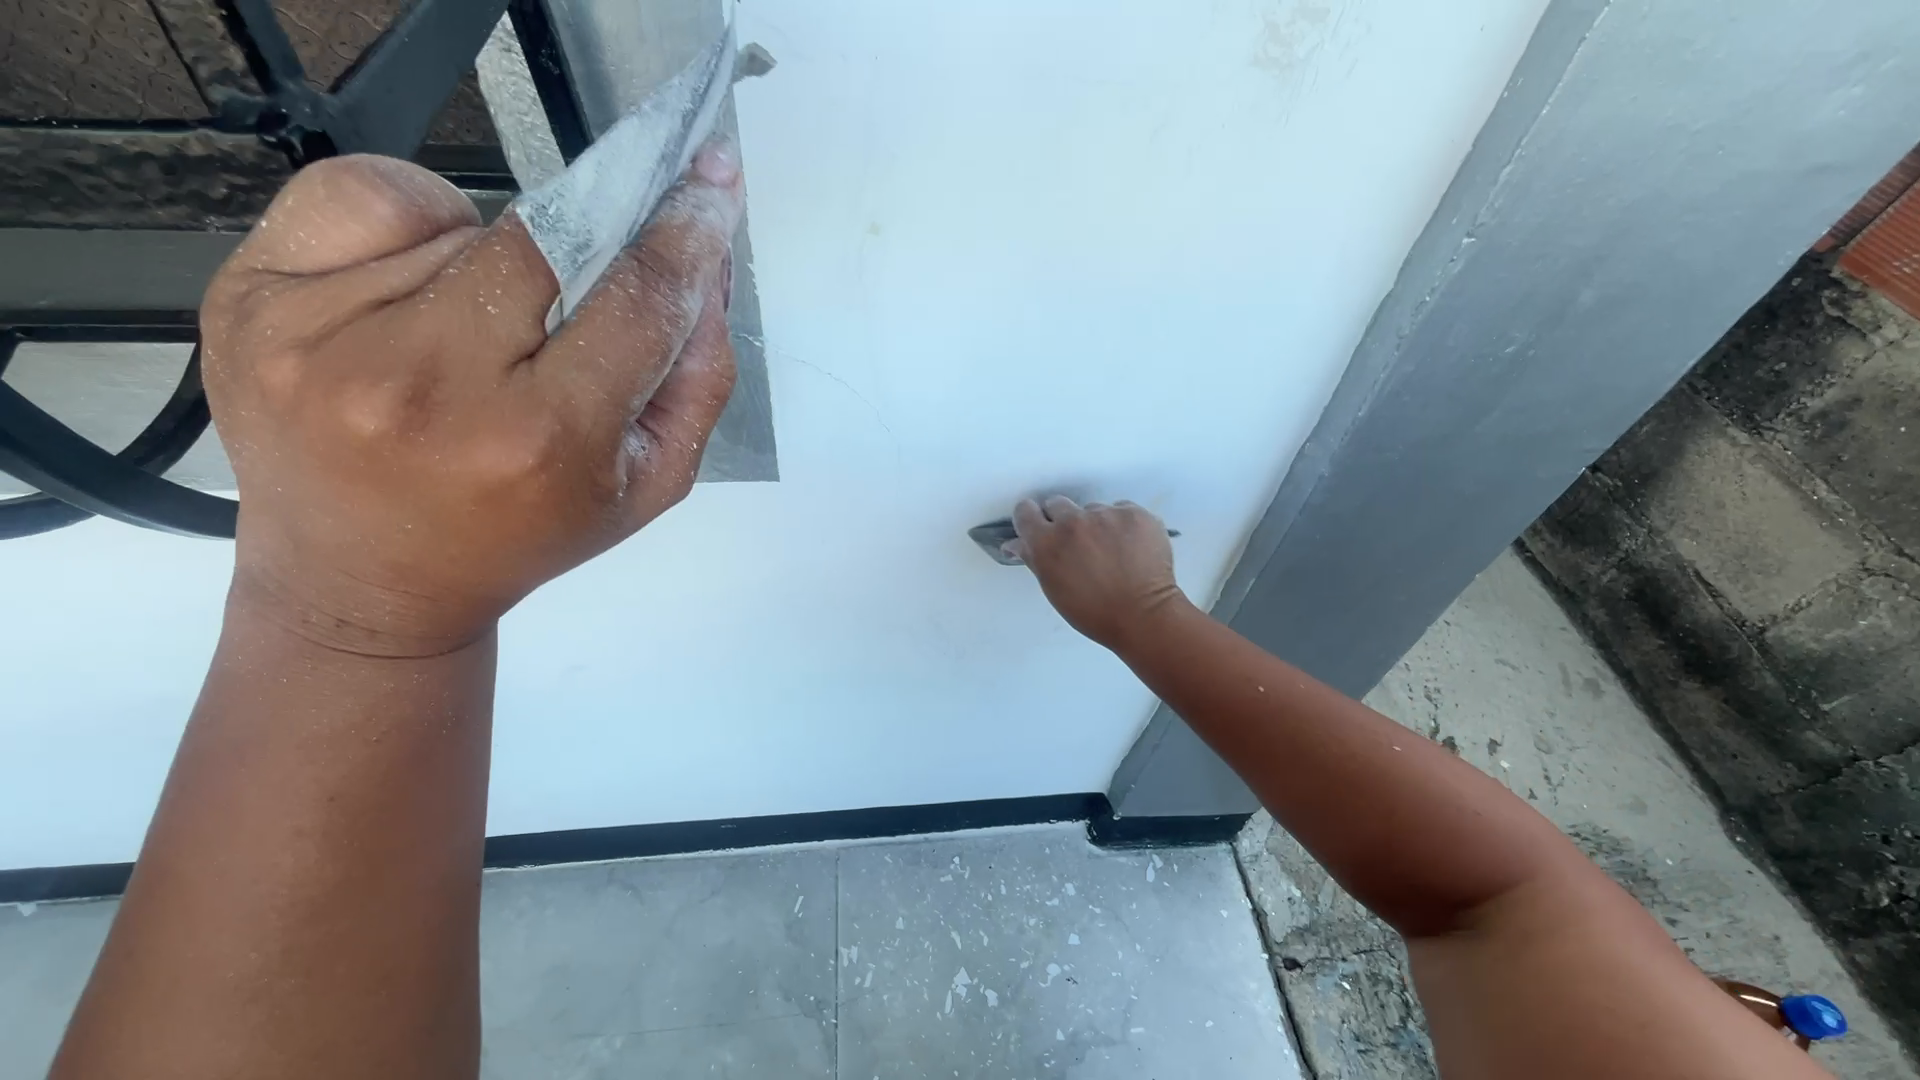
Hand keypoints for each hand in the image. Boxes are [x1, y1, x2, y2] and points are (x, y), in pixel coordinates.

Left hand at [199, 139, 745, 655]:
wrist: (368, 581)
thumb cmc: (524, 537)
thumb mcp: (648, 486)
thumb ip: (698, 381)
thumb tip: (704, 267)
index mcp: (539, 439)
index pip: (637, 296)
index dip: (684, 231)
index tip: (709, 184)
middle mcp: (426, 381)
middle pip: (548, 238)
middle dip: (597, 230)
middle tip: (610, 245)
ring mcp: (325, 334)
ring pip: (466, 224)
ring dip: (507, 257)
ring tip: (495, 324)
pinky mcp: (251, 300)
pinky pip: (362, 194)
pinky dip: (415, 218)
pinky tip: (423, 280)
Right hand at [1007, 496, 1188, 649]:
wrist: (1144, 617)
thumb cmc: (1095, 612)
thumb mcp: (1054, 588)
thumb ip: (1034, 558)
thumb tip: (1015, 544)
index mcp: (1046, 542)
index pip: (1025, 511)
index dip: (1032, 519)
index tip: (1041, 527)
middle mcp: (1073, 522)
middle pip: (1058, 504)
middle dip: (1064, 520)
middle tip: (1078, 544)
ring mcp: (1106, 515)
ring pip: (1093, 509)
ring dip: (1097, 524)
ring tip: (1111, 552)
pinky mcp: (1134, 514)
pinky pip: (1122, 510)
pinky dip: (1124, 525)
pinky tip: (1130, 548)